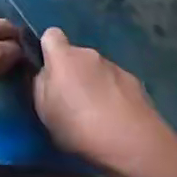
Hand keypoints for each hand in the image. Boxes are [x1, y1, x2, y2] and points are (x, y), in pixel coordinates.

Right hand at [32, 27, 176, 172]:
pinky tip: (116, 119)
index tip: (49, 71)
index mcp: (64, 57)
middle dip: (72, 72)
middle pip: (75, 55)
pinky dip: (114, 94)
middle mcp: (90, 54)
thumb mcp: (44, 111)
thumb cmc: (79, 127)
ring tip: (97, 115)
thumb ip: (40, 85)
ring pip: (97, 70)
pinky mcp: (135, 81)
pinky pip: (116, 83)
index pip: (51, 35)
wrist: (131, 142)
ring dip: (94, 84)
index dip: (48, 50)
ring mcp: (115, 66)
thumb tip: (46, 74)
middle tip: (72, 102)